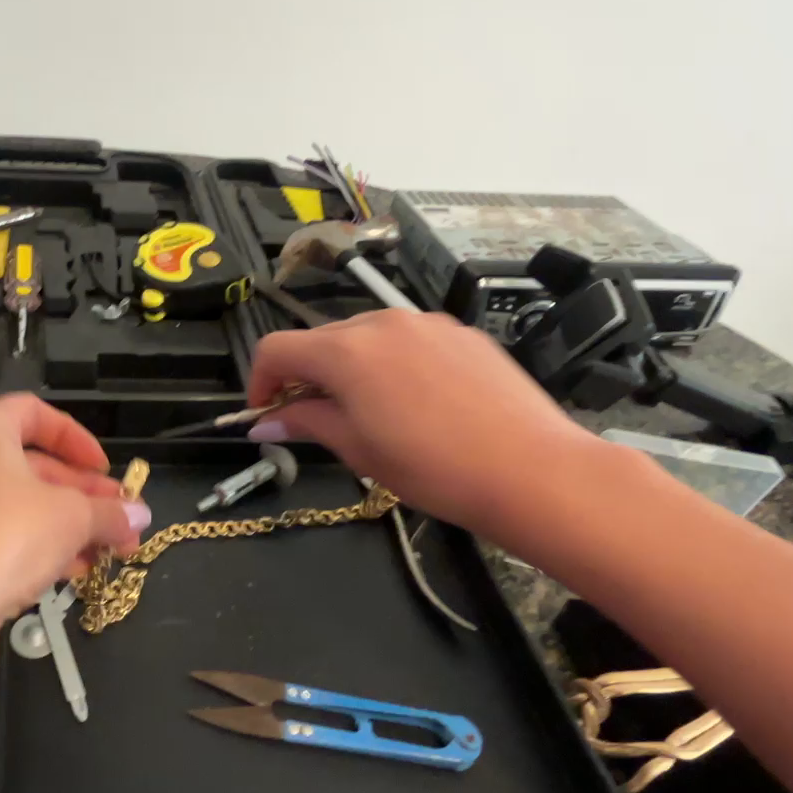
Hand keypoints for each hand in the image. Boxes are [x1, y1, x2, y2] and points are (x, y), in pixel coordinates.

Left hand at [0, 394, 150, 637]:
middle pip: (34, 466)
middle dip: (85, 494)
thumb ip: (108, 512)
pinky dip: (41, 551)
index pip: (34, 412)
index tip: (106, 468)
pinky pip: (4, 541)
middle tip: (125, 520)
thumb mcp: (69, 518)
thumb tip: (140, 515)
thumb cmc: (0, 539)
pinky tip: (76, 575)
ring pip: (22, 508)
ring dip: (71, 527)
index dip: (76, 437)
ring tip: (113, 554)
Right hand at [246, 310, 604, 535]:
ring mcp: (425, 323)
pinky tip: (417, 403)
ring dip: (350, 368)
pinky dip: (392, 364)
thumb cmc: (433, 468)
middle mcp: (381, 323)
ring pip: (365, 338)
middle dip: (306, 377)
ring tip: (371, 413)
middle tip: (316, 420)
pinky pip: (408, 340)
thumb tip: (264, 423)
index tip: (266, 414)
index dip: (260, 382)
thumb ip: (306, 423)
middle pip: (320, 340)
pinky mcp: (460, 332)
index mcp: (346, 351)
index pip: (276, 349)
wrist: (532, 469)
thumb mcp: (358, 449)